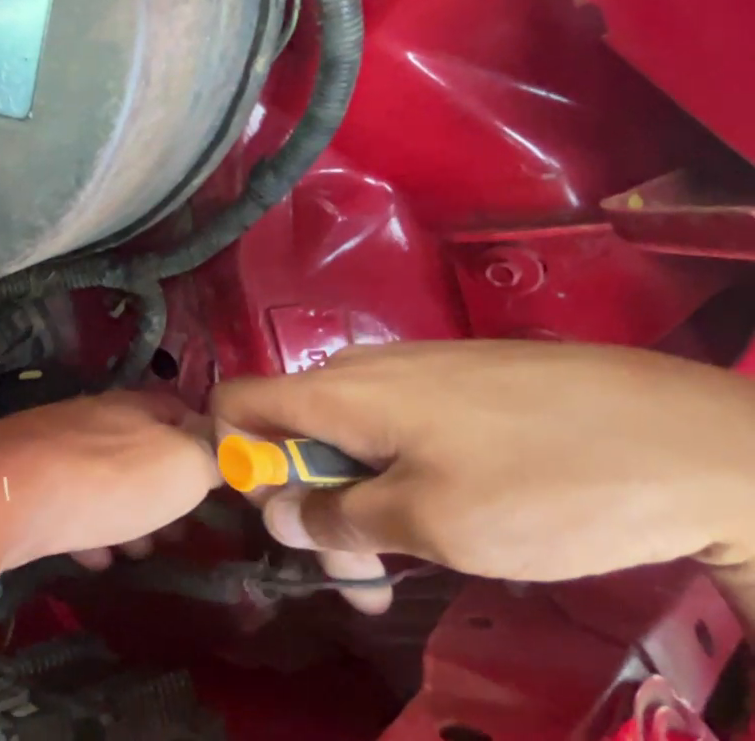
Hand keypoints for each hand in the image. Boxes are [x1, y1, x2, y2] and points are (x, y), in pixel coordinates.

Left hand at [0, 392, 218, 571]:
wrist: (5, 496)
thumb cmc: (105, 479)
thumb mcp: (183, 465)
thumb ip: (212, 457)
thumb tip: (224, 449)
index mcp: (132, 406)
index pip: (182, 413)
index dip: (208, 447)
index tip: (224, 486)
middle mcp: (91, 419)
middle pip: (141, 453)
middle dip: (165, 495)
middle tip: (180, 534)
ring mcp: (53, 450)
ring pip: (104, 483)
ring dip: (127, 519)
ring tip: (138, 553)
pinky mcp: (24, 485)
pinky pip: (67, 508)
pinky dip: (85, 533)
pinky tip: (92, 558)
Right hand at [211, 341, 754, 585]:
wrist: (707, 442)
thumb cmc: (548, 487)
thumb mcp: (433, 525)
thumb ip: (339, 519)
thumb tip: (281, 514)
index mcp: (335, 392)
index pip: (233, 404)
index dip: (236, 461)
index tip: (292, 519)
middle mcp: (361, 367)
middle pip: (293, 426)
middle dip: (311, 500)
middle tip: (366, 575)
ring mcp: (419, 366)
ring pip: (351, 429)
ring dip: (361, 493)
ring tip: (420, 553)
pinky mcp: (469, 376)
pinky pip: (402, 419)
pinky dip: (405, 468)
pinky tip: (467, 508)